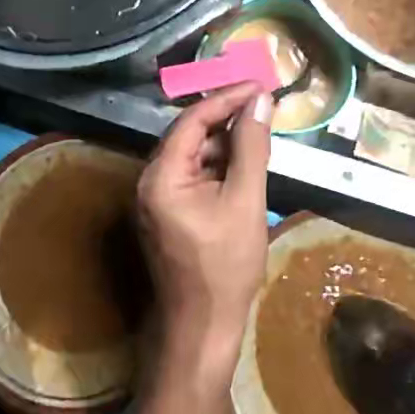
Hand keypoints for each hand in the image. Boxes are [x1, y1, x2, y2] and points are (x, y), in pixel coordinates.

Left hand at [136, 81, 272, 356]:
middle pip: (190, 135)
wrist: (203, 327)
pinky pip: (195, 176)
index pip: (192, 121)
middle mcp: (151, 181)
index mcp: (161, 176)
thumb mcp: (244, 201)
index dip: (226, 99)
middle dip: (227, 118)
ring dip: (226, 142)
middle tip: (263, 104)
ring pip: (194, 156)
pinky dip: (220, 166)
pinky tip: (246, 162)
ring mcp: (158, 198)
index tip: (258, 86)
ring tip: (261, 130)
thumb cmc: (225, 266)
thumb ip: (251, 148)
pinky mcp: (170, 212)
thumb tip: (260, 101)